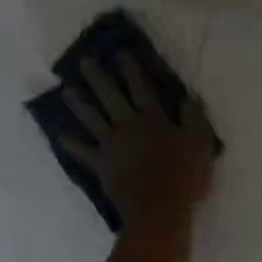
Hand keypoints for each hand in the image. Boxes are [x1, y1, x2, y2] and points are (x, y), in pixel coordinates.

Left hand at [61, 53, 215, 224]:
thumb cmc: (184, 176)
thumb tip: (191, 96)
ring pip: (92, 118)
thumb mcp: (200, 143)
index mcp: (153, 118)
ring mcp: (111, 145)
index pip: (141, 86)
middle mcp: (128, 125)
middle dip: (98, 77)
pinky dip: (72, 145)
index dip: (132, 68)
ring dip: (79, 104)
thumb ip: (194, 117)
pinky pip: (84, 153)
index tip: (122, 52)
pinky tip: (61, 137)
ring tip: (67, 90)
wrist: (158, 208)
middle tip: (85, 61)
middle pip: (110, 95)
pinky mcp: (102, 165)